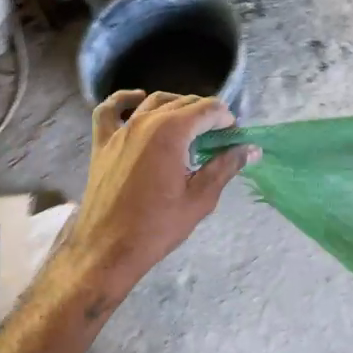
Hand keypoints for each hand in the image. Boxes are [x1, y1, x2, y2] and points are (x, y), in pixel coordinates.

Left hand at [64, 91, 255, 292]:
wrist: (105, 252)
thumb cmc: (156, 228)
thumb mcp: (200, 199)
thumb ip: (225, 167)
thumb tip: (250, 149)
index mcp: (172, 131)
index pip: (208, 109)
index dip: (225, 118)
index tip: (233, 136)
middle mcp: (146, 121)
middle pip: (184, 102)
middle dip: (205, 113)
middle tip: (217, 136)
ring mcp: (121, 130)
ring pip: (154, 101)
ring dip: (176, 106)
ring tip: (189, 125)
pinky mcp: (102, 143)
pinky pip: (110, 110)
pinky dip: (125, 100)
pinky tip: (137, 101)